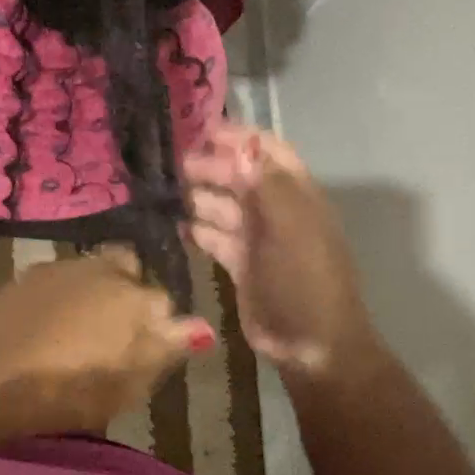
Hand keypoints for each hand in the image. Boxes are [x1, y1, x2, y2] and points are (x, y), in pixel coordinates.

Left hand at [0, 248, 214, 436]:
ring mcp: (67, 266)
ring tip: (79, 326)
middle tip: (113, 331)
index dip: (158, 329)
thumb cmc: (63, 391)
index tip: (142, 352)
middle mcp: (108, 270)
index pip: (166, 305)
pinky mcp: (33, 271)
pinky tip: (50, 320)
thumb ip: (164, 351)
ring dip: (96, 290)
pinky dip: (66, 293)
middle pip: (131, 273)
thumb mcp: (125, 386)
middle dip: (129, 293)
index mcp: (137, 299)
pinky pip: (64, 277)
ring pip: (97, 270)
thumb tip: (199, 328)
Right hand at [183, 125, 372, 373]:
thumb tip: (241, 145)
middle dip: (209, 165)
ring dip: (197, 196)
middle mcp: (277, 210)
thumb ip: (266, 186)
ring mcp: (258, 238)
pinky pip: (215, 237)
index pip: (266, 151)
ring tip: (162, 190)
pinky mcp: (241, 265)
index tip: (198, 128)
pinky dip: (195, 229)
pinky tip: (171, 224)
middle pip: (239, 176)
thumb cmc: (305, 282)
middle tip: (170, 163)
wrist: (312, 345)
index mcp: (297, 195)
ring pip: (224, 206)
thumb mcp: (290, 230)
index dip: (237, 137)